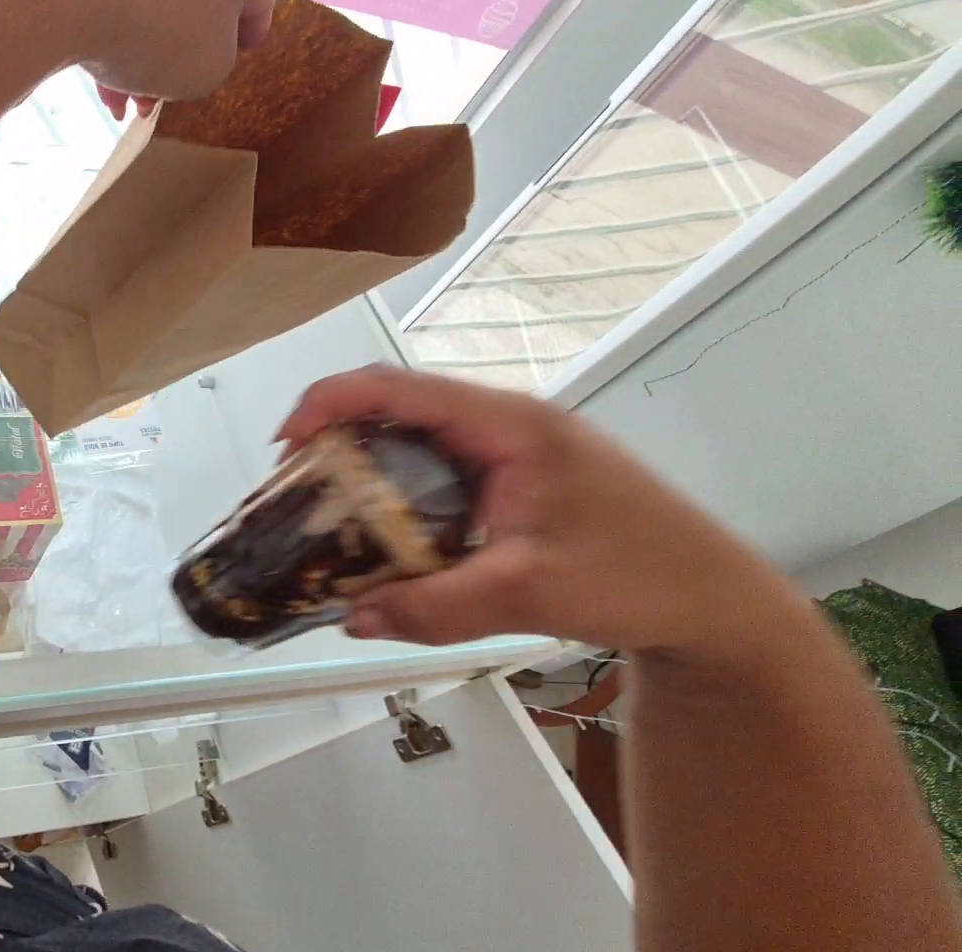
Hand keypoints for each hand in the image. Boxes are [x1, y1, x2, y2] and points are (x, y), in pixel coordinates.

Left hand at [10, 0, 277, 117]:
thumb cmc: (161, 24)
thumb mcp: (210, 68)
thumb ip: (214, 61)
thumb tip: (185, 50)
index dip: (246, 35)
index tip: (239, 53)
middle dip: (175, 59)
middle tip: (155, 103)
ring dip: (137, 54)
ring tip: (117, 102)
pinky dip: (107, 27)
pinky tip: (94, 74)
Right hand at [275, 367, 801, 661]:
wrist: (719, 603)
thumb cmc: (639, 580)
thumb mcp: (527, 596)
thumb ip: (434, 608)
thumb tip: (349, 619)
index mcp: (509, 425)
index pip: (400, 387)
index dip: (331, 402)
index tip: (286, 441)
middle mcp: (503, 420)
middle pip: (397, 401)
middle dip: (334, 431)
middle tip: (295, 479)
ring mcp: (509, 443)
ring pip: (412, 430)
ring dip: (361, 456)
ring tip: (323, 499)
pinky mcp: (511, 471)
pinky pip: (434, 460)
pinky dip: (393, 480)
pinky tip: (379, 520)